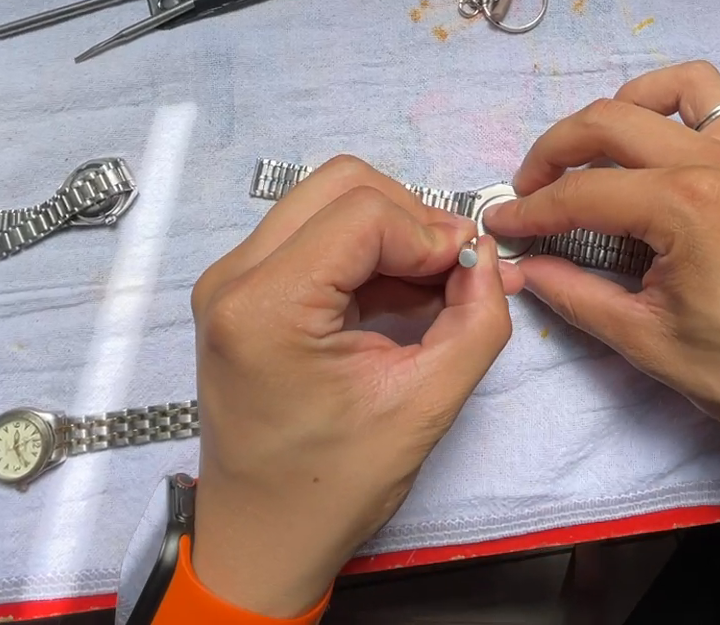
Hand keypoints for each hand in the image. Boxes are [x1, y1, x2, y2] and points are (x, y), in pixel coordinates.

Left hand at [189, 156, 519, 616]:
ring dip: (392, 228)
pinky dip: (369, 249)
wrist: (261, 535)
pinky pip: (316, 230)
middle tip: (451, 267)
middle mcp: (236, 274)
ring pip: (329, 199)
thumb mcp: (425, 406)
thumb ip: (477, 322)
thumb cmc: (335, 484)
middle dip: (411, 216)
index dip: (428, 232)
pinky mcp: (244, 284)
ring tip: (433, 281)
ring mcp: (233, 276)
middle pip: (342, 184)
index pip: (364, 214)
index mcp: (267, 305)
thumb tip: (486, 255)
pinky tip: (403, 289)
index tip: (466, 272)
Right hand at [484, 62, 719, 622]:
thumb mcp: (642, 339)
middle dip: (557, 149)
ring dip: (633, 102)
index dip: (531, 209)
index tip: (499, 221)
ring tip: (608, 145)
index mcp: (683, 205)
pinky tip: (687, 147)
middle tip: (533, 188)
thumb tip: (519, 267)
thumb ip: (572, 293)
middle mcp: (718, 163)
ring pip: (686, 84)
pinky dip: (710, 112)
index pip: (582, 193)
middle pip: (612, 120)